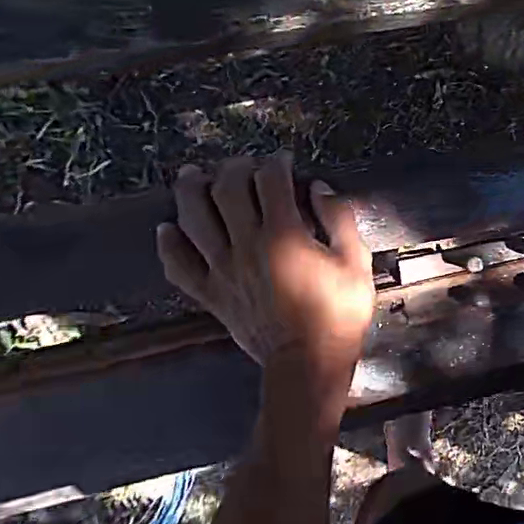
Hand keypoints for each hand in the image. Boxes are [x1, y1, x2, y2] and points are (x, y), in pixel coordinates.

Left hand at [155, 152, 375, 379]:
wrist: (308, 363)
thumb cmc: (339, 314)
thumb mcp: (356, 263)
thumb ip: (339, 220)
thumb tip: (319, 189)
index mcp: (284, 234)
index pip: (271, 181)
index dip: (277, 163)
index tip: (284, 160)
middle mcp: (246, 244)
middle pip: (226, 189)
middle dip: (235, 168)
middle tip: (245, 165)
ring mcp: (222, 270)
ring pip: (193, 218)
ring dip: (190, 190)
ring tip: (192, 174)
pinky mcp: (211, 293)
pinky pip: (178, 266)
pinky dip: (169, 245)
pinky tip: (167, 229)